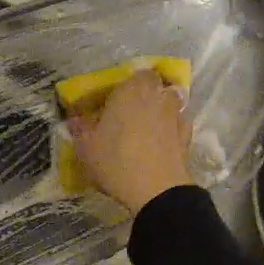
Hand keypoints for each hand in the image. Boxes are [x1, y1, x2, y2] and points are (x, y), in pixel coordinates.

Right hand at [69, 68, 194, 213]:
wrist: (156, 189)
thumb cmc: (116, 161)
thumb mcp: (87, 148)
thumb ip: (80, 130)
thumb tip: (75, 119)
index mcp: (130, 90)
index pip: (132, 75)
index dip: (125, 87)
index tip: (115, 103)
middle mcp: (157, 95)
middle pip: (155, 85)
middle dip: (146, 94)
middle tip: (132, 114)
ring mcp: (176, 114)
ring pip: (170, 103)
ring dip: (161, 109)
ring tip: (148, 128)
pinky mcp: (188, 135)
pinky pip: (178, 124)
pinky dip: (172, 129)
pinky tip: (162, 143)